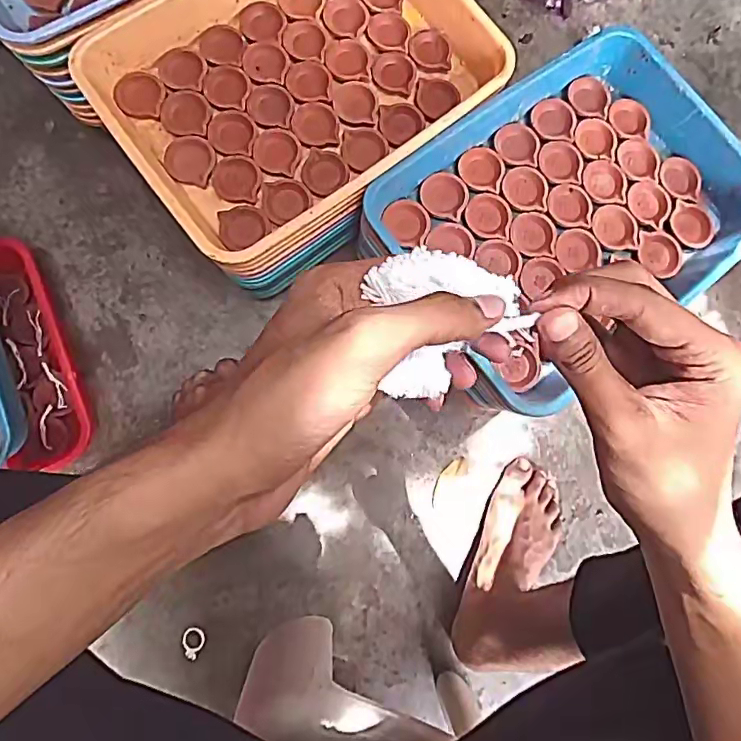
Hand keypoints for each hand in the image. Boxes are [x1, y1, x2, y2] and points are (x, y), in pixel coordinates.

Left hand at [188, 259, 508, 533]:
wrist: (237, 469)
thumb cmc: (289, 400)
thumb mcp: (366, 342)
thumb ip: (429, 316)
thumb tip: (484, 303)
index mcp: (339, 286)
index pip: (415, 270)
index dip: (461, 286)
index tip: (503, 305)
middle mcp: (340, 313)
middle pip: (417, 306)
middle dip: (460, 325)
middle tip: (500, 347)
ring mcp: (343, 354)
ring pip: (410, 343)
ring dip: (445, 355)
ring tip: (471, 374)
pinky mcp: (346, 390)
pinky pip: (397, 374)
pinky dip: (423, 380)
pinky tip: (437, 394)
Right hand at [530, 263, 740, 565]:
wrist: (678, 529)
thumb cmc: (668, 491)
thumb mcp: (623, 427)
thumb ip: (586, 366)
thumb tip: (553, 318)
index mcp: (715, 357)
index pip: (646, 303)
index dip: (590, 295)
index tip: (545, 303)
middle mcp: (698, 345)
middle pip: (634, 290)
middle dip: (583, 294)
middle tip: (539, 309)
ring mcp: (670, 351)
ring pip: (618, 303)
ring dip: (577, 308)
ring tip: (542, 323)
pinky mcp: (645, 362)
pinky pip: (606, 329)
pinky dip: (577, 329)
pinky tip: (555, 337)